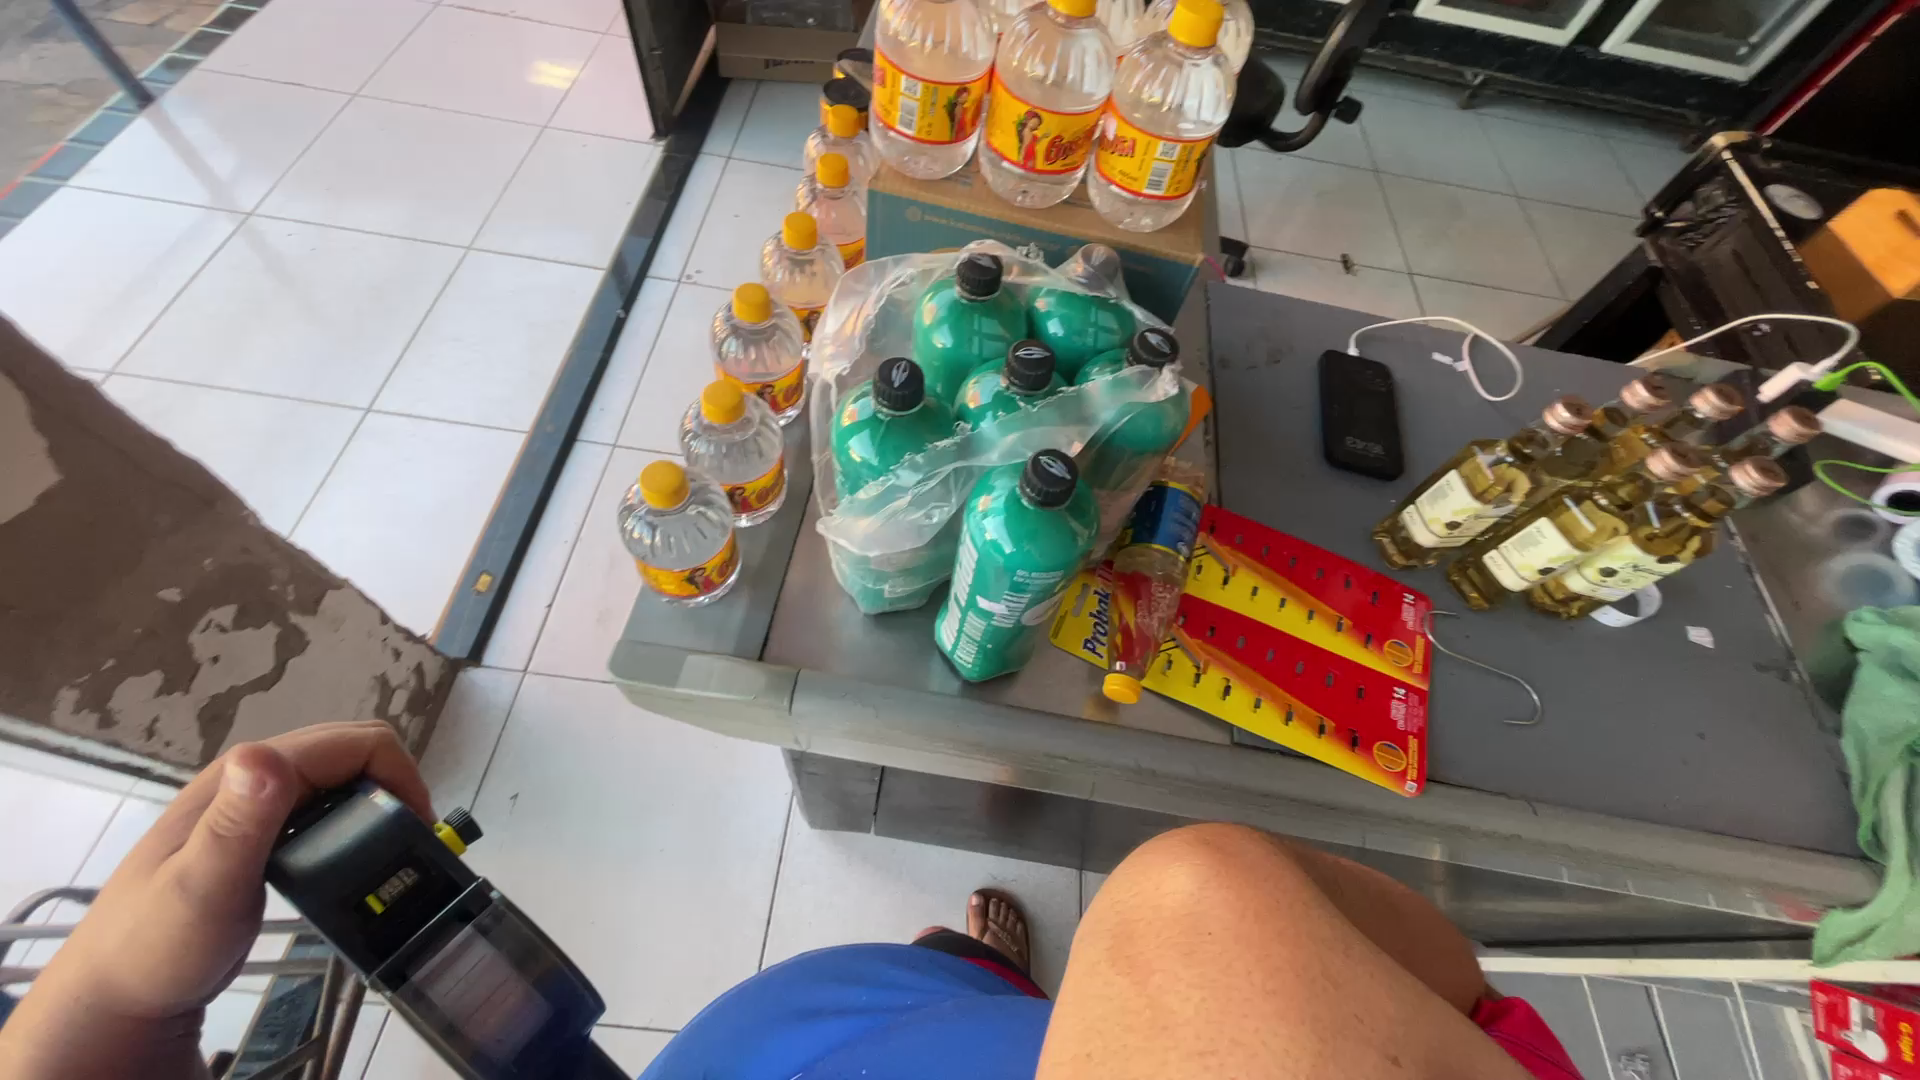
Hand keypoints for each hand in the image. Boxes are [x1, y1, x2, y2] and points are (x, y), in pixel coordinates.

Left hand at [0, 721, 433, 1079]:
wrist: (113, 1002)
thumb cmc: (159, 947)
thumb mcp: (203, 886)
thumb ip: (237, 821)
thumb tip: (264, 753)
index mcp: (244, 774)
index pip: (353, 743)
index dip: (398, 772)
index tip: (415, 823)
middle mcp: (252, 774)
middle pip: (353, 747)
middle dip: (394, 779)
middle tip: (410, 830)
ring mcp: (256, 799)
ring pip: (344, 769)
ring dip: (378, 793)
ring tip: (390, 837)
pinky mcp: (264, 825)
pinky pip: (328, 796)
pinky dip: (357, 810)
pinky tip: (353, 845)